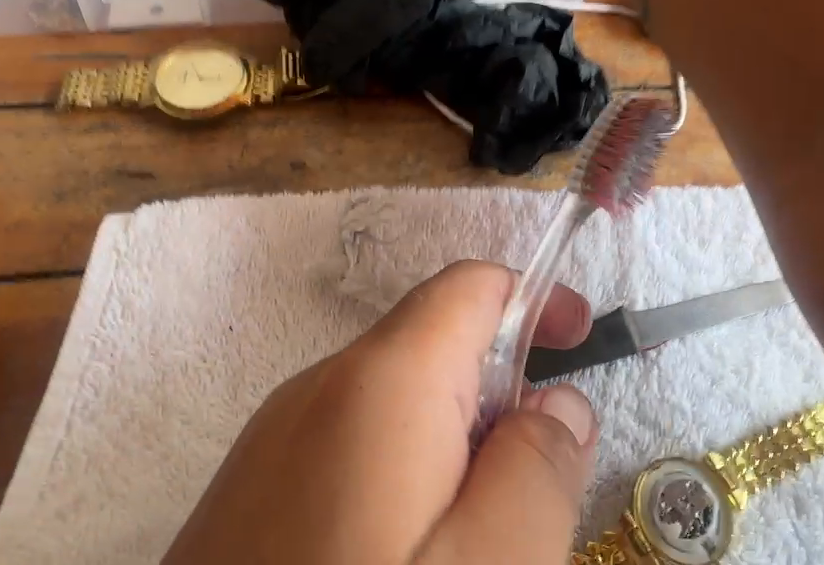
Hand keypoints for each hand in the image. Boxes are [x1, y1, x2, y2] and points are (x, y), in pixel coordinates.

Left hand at [163, 260, 598, 563]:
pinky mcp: (243, 501)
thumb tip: (558, 406)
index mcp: (379, 382)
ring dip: (452, 445)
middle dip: (499, 392)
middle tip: (532, 487)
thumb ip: (540, 470)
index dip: (535, 300)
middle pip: (432, 347)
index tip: (579, 344)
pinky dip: (398, 478)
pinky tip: (395, 557)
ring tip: (467, 541)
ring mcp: (267, 447)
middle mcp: (314, 391)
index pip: (469, 286)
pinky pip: (345, 452)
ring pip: (391, 406)